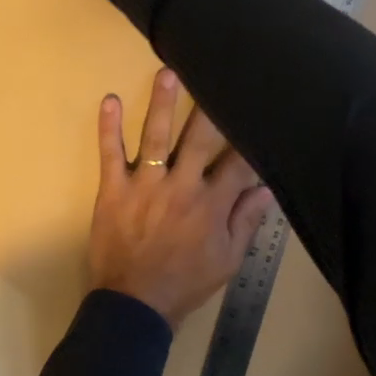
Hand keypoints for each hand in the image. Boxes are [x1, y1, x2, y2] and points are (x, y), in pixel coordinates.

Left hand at [89, 68, 273, 327]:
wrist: (135, 303)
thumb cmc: (185, 282)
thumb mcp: (227, 260)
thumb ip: (246, 221)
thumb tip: (267, 188)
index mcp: (211, 204)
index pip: (238, 163)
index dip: (249, 135)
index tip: (256, 108)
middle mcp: (180, 186)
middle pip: (198, 138)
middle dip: (208, 106)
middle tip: (214, 73)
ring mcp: (144, 184)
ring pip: (155, 135)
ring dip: (161, 102)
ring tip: (167, 71)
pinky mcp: (113, 189)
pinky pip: (110, 152)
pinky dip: (108, 127)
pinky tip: (109, 99)